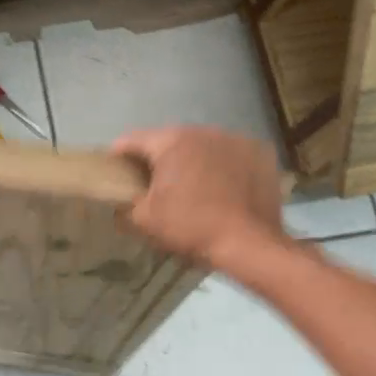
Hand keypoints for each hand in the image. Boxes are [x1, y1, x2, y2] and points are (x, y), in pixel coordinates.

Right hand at [112, 127, 287, 265]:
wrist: (249, 244)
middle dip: (160, 158)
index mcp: (171, 141)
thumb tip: (121, 202)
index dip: (119, 155)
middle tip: (154, 183)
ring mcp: (236, 139)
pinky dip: (223, 166)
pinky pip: (231, 154)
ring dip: (193, 159)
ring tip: (192, 185)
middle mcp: (204, 131)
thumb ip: (125, 205)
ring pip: (203, 145)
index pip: (133, 140)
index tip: (115, 171)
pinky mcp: (260, 152)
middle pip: (170, 140)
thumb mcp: (144, 221)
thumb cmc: (191, 227)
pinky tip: (223, 187)